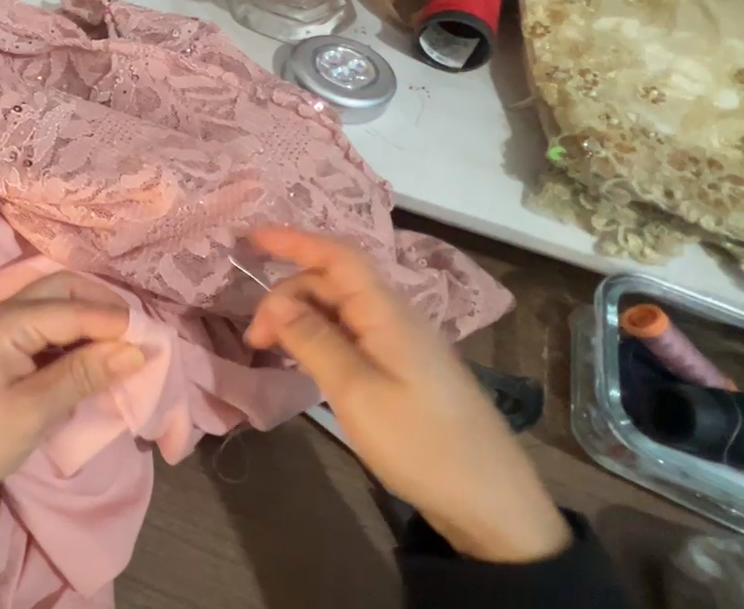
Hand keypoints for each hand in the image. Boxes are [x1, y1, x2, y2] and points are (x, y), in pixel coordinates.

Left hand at [0, 272, 146, 507]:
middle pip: (61, 289)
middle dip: (101, 305)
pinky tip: (92, 353)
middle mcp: (2, 311)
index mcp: (6, 322)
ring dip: (88, 315)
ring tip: (122, 343)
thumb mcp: (35, 411)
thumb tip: (135, 351)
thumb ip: (84, 375)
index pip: (72, 309)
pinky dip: (71, 332)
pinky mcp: (1, 344)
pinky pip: (43, 323)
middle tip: (137, 334)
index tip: (153, 340)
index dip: (114, 322)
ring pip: (53, 302)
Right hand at [244, 227, 571, 563]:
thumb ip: (313, 340)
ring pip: (338, 307)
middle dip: (285, 295)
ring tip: (270, 347)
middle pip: (331, 282)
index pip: (338, 256)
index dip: (294, 240)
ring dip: (298, 316)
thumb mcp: (356, 392)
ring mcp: (400, 343)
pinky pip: (350, 332)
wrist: (493, 506)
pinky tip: (302, 357)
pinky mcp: (402, 368)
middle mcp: (395, 317)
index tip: (250, 237)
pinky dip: (317, 335)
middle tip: (256, 337)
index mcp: (388, 314)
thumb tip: (277, 303)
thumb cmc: (422, 444)